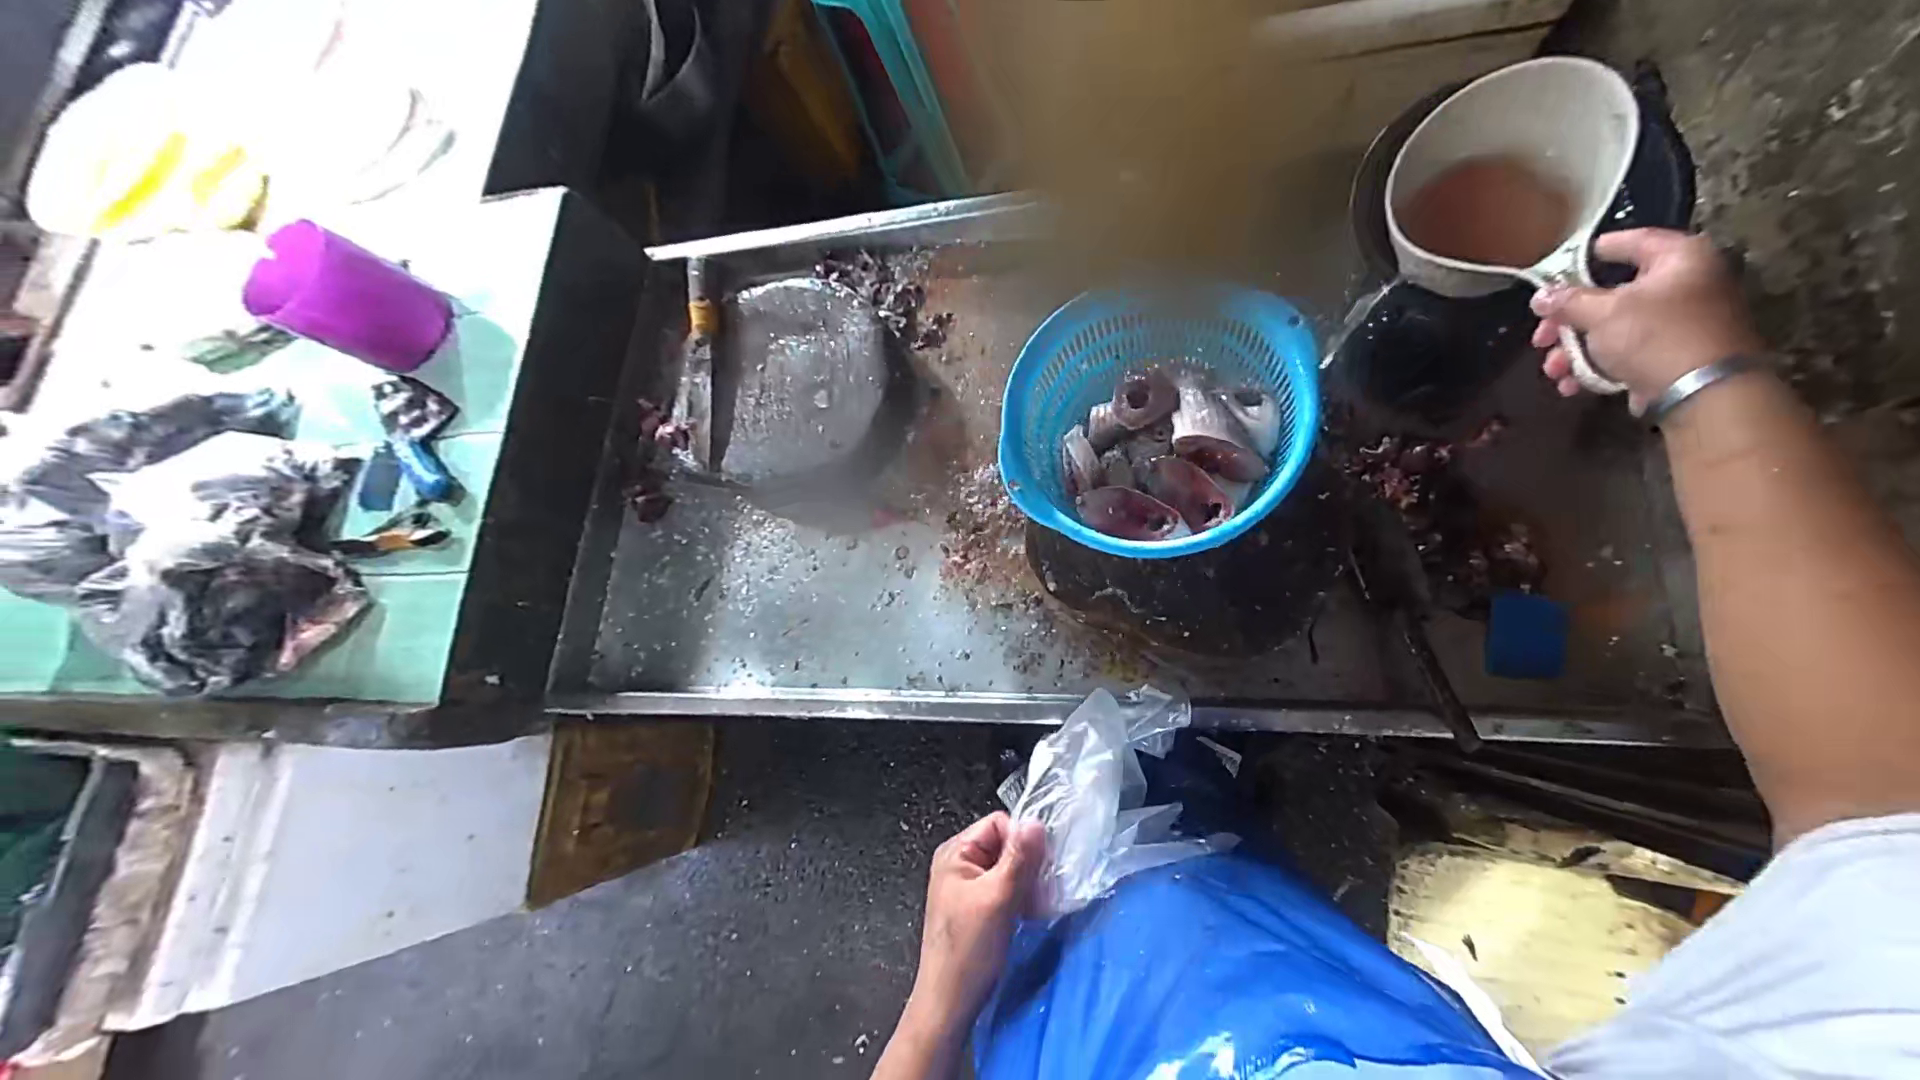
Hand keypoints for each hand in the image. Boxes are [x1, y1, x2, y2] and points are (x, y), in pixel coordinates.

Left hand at [906, 813, 1044, 1031]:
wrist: (948, 1005)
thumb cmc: (968, 950)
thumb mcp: (997, 898)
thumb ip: (1019, 858)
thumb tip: (1036, 822)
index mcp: (956, 851)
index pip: (999, 823)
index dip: (1022, 840)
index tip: (1040, 866)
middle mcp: (960, 862)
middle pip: (1005, 845)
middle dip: (1027, 865)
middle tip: (1041, 890)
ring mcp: (967, 885)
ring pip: (1008, 868)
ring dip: (1026, 884)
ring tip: (1034, 907)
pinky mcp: (976, 907)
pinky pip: (1005, 888)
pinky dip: (1019, 898)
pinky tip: (1028, 915)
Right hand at [1531, 228, 1765, 412]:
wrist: (1700, 389)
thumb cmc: (1653, 337)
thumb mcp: (1601, 313)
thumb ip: (1567, 301)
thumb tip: (1541, 295)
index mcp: (1679, 258)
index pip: (1627, 242)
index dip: (1584, 256)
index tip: (1551, 274)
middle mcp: (1684, 281)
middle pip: (1608, 293)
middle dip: (1567, 320)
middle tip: (1541, 338)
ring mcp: (1677, 318)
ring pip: (1609, 326)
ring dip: (1572, 350)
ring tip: (1554, 370)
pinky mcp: (1669, 350)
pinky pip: (1622, 349)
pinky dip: (1594, 365)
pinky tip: (1572, 383)